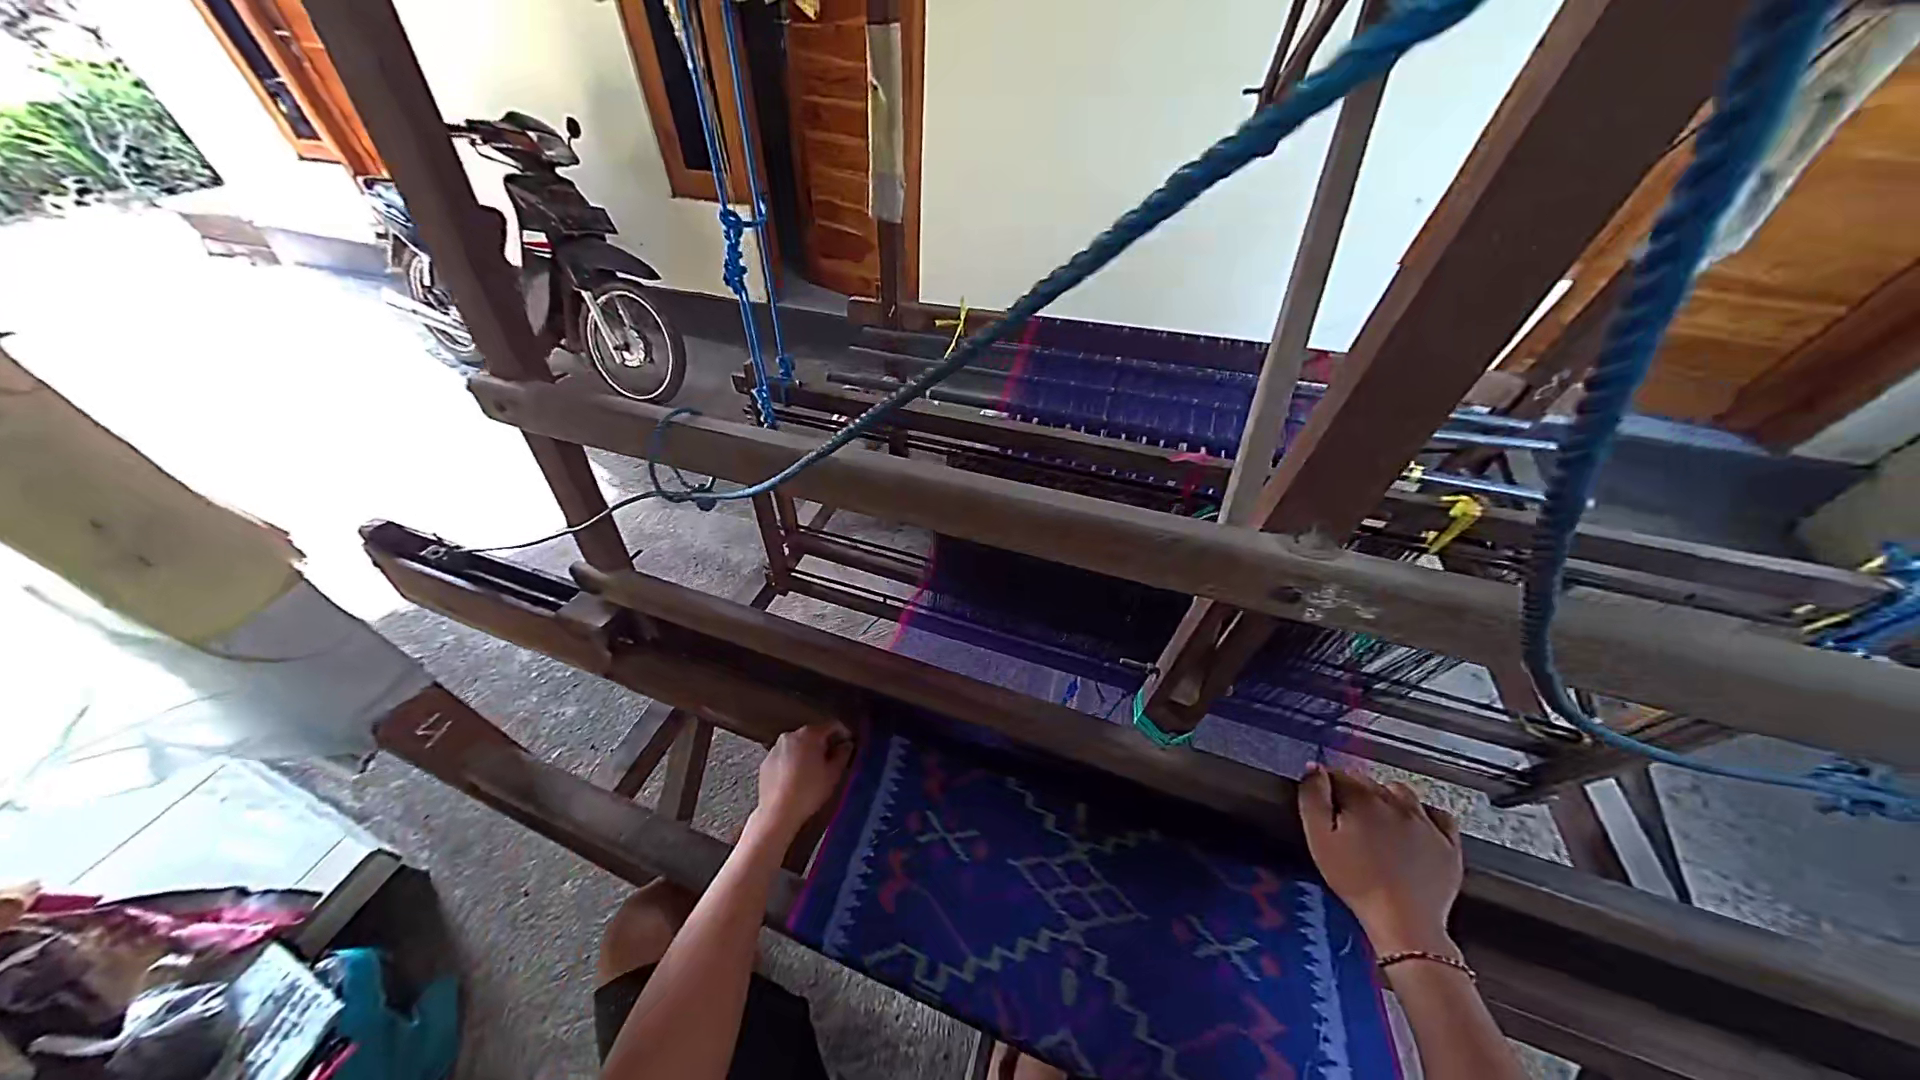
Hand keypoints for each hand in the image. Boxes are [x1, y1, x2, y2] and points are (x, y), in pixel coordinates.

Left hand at [750, 722, 853, 842]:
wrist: (778, 813)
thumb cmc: (810, 791)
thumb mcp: (833, 773)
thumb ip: (843, 754)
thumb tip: (846, 744)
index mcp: (809, 734)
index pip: (831, 725)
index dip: (843, 732)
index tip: (849, 742)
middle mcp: (790, 736)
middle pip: (813, 733)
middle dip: (824, 743)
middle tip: (832, 758)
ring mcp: (775, 748)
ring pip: (797, 745)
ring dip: (807, 752)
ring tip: (813, 770)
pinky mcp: (766, 762)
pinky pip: (784, 756)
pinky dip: (792, 761)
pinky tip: (796, 777)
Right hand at [1299, 764, 1462, 955]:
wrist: (1403, 922)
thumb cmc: (1354, 880)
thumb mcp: (1319, 838)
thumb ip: (1312, 797)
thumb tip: (1315, 768)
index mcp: (1364, 799)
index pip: (1340, 775)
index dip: (1328, 785)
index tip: (1323, 801)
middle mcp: (1398, 803)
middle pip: (1369, 782)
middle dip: (1354, 791)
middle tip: (1345, 817)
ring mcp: (1427, 822)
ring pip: (1401, 793)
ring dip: (1386, 797)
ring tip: (1376, 820)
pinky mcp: (1449, 844)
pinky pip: (1438, 814)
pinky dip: (1424, 814)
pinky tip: (1414, 827)